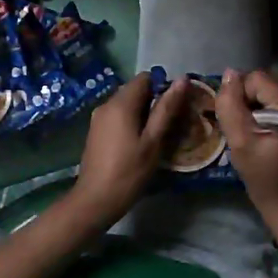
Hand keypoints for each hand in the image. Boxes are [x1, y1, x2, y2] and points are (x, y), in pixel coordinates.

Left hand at [66, 71, 187, 225]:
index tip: (176, 105)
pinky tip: (140, 141)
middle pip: (134, 90)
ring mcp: (98, 118)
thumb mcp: (153, 141)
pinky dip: (131, 121)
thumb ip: (166, 109)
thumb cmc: (129, 171)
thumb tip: (182, 80)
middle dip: (154, 100)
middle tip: (171, 122)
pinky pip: (116, 116)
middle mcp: (106, 104)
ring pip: (125, 104)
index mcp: (120, 103)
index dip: (162, 86)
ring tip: (158, 134)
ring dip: (143, 112)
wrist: (95, 199)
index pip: (144, 78)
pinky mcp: (95, 131)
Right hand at [217, 69, 277, 242]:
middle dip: (241, 101)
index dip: (238, 95)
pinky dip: (250, 114)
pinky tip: (249, 132)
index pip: (255, 79)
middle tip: (238, 128)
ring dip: (244, 108)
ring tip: (243, 131)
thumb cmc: (261, 172)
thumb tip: (228, 73)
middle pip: (257, 83)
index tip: (234, 120)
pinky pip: (262, 102)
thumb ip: (231, 105)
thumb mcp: (240, 140)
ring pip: (257, 92)